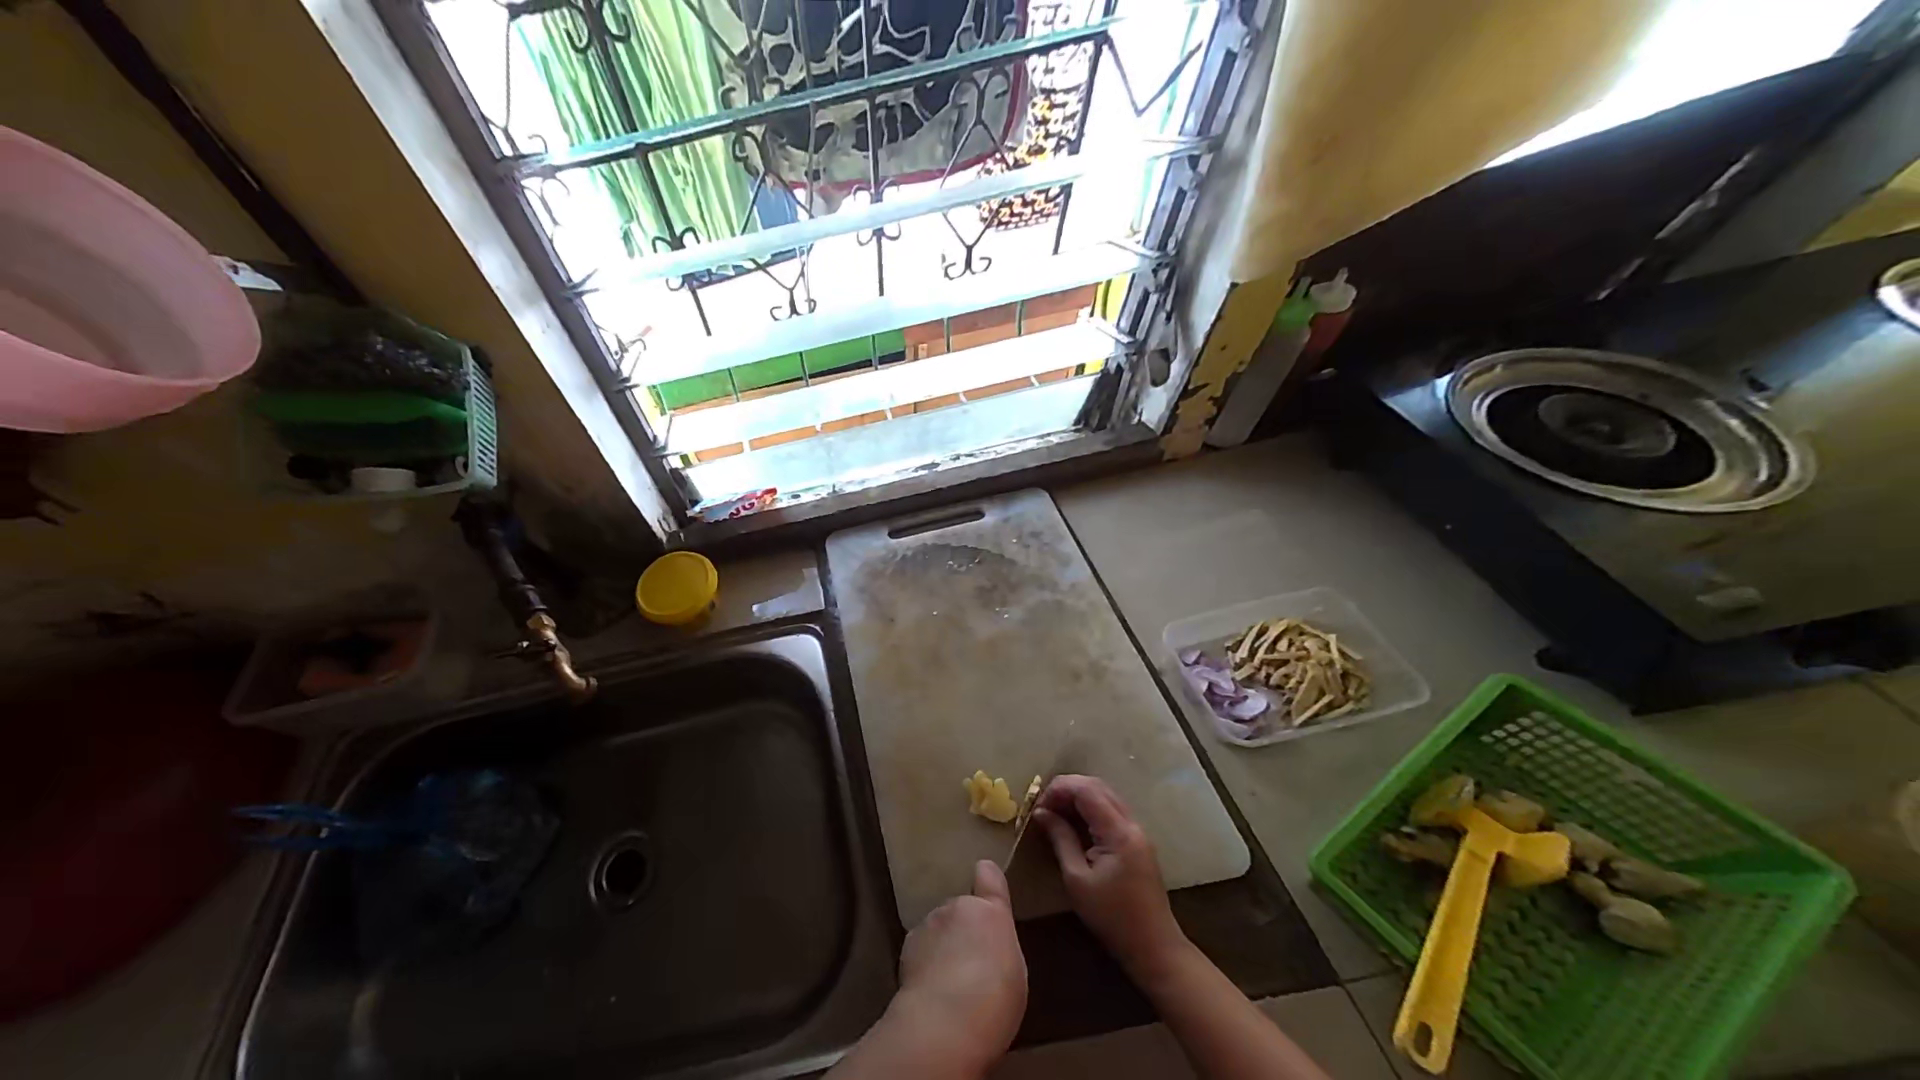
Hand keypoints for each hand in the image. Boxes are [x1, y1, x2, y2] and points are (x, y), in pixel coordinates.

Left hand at [890, 860, 1027, 1074]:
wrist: (946, 1020)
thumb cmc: (995, 1000)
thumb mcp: (1013, 973)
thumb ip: (999, 947)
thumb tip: (985, 949)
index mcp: (992, 913)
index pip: (988, 877)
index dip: (986, 878)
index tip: (983, 875)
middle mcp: (958, 907)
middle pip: (960, 912)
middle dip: (962, 930)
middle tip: (969, 966)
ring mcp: (929, 923)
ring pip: (938, 929)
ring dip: (941, 945)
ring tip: (946, 983)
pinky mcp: (906, 945)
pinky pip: (920, 948)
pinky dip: (923, 961)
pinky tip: (928, 989)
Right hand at [1033, 775, 1189, 977]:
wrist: (1153, 945)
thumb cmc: (1111, 917)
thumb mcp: (1077, 879)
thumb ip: (1060, 839)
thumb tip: (1041, 812)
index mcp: (1119, 831)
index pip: (1086, 790)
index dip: (1059, 789)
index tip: (1037, 805)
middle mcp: (1132, 823)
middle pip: (1097, 787)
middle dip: (1067, 789)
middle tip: (1043, 806)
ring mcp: (1138, 831)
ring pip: (1105, 796)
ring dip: (1078, 797)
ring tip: (1054, 813)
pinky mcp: (1137, 840)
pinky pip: (1111, 811)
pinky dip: (1090, 809)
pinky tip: (1074, 823)